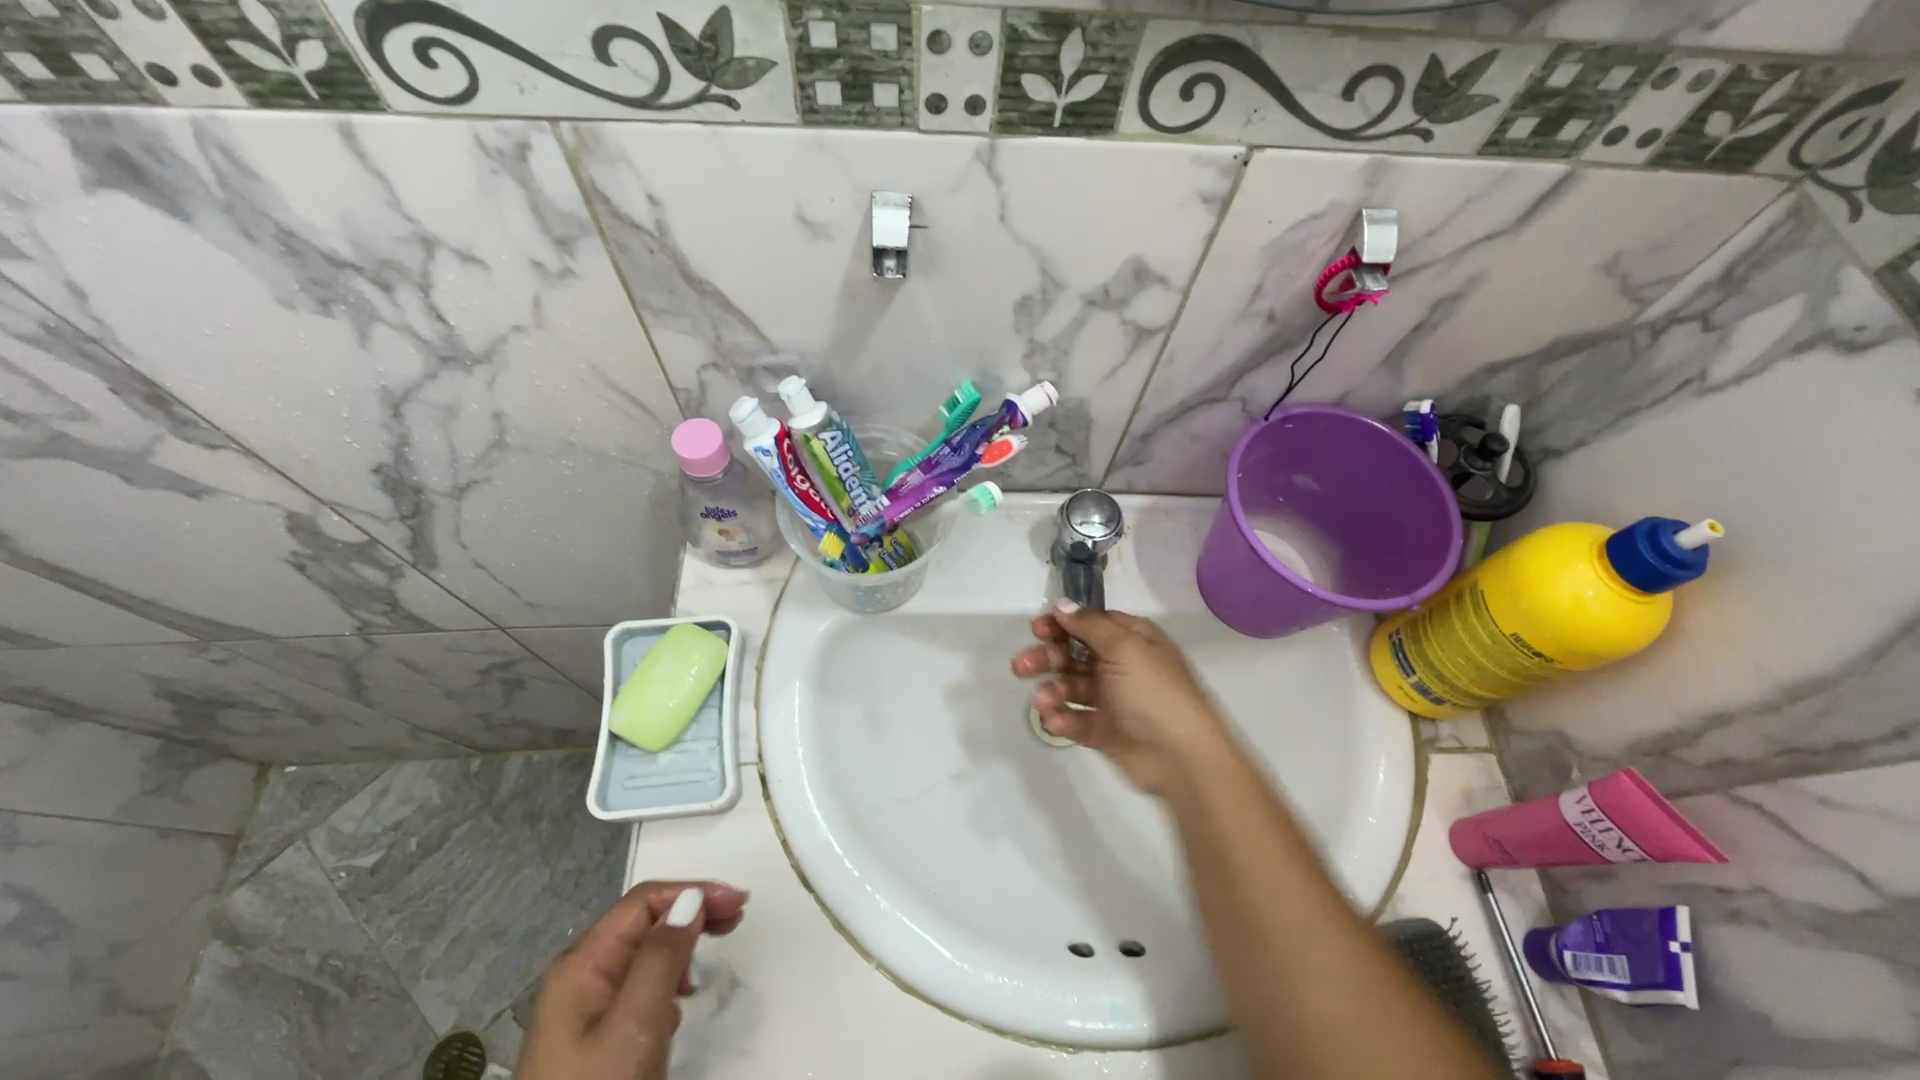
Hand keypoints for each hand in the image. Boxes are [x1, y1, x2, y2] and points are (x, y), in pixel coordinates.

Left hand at [517, 881, 747, 1079]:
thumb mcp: (636, 1025)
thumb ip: (662, 957)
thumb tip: (691, 898)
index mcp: (584, 963)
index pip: (643, 902)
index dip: (693, 892)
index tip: (741, 906)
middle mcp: (580, 975)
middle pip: (641, 922)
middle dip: (690, 913)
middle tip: (738, 922)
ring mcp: (583, 1007)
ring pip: (640, 953)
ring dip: (680, 945)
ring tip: (711, 961)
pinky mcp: (592, 1036)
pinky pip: (635, 986)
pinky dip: (666, 979)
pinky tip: (680, 1003)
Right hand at [1010, 600, 1225, 793]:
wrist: (1180, 757)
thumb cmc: (1154, 693)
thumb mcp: (1125, 649)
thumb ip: (1089, 625)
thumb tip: (1062, 604)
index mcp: (1133, 640)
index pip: (1091, 624)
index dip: (1064, 624)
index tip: (1037, 629)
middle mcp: (1122, 666)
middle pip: (1075, 655)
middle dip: (1047, 658)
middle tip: (1020, 666)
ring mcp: (1113, 700)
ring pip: (1072, 687)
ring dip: (1053, 690)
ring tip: (1042, 702)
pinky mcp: (1104, 731)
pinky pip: (1076, 719)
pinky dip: (1063, 718)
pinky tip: (1055, 720)